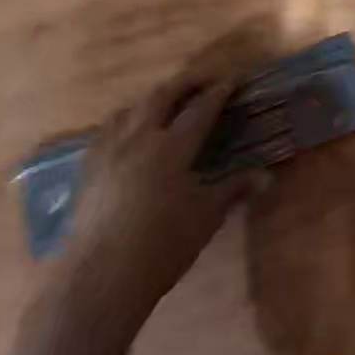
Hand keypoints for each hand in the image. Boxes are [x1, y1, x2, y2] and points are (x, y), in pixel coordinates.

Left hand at [62, 59, 254, 317]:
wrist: (100, 276)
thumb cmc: (163, 244)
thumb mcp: (207, 215)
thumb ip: (234, 189)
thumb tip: (267, 176)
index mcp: (171, 148)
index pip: (200, 109)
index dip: (219, 91)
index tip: (234, 78)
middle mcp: (136, 140)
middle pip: (160, 97)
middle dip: (185, 83)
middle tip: (205, 79)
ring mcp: (106, 153)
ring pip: (129, 109)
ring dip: (154, 98)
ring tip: (170, 99)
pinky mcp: (87, 170)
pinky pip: (108, 129)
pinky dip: (128, 118)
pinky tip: (132, 131)